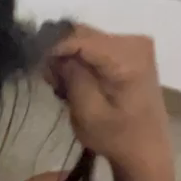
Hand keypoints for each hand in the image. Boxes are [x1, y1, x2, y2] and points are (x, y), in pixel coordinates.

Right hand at [45, 24, 177, 180]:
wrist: (145, 146)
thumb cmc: (115, 136)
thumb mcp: (87, 113)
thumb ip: (73, 78)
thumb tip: (55, 55)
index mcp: (127, 59)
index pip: (80, 39)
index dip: (52, 50)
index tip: (36, 68)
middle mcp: (134, 42)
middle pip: (83, 34)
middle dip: (60, 54)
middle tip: (50, 81)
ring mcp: (134, 44)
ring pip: (86, 38)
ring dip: (68, 58)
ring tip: (61, 85)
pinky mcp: (130, 51)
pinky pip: (95, 46)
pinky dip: (79, 60)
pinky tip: (75, 81)